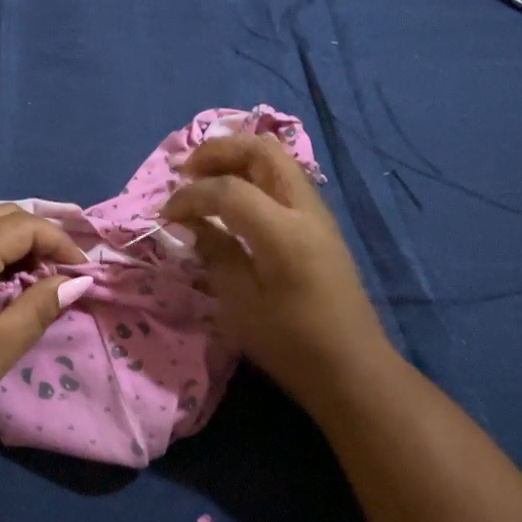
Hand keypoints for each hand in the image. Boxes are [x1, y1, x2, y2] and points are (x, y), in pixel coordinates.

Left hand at [0, 205, 89, 439]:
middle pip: (3, 214)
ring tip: (35, 269)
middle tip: (61, 269)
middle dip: (38, 235)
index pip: (25, 226)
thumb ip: (41, 306)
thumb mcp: (1, 344)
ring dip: (12, 235)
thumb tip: (78, 281)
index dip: (60, 243)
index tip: (82, 271)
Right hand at [162, 134, 390, 409]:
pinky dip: (253, 173)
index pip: (228, 188)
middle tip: (187, 172)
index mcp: (283, 232)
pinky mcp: (320, 224)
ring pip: (276, 158)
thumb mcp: (241, 305)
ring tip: (206, 179)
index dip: (191, 195)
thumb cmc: (293, 346)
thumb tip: (189, 222)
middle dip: (218, 151)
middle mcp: (304, 210)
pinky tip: (233, 198)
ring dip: (237, 158)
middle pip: (261, 150)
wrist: (354, 372)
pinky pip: (284, 178)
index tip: (167, 214)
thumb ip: (214, 253)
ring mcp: (317, 214)